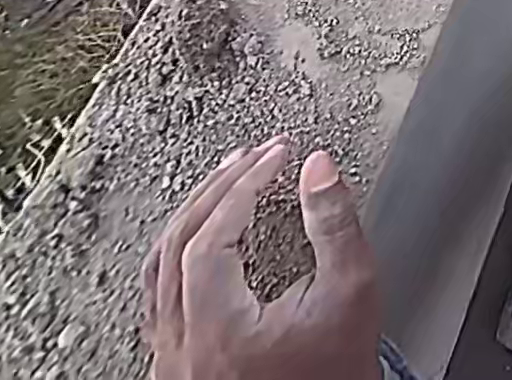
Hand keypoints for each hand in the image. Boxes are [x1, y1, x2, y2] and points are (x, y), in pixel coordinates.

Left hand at [145, 138, 380, 379]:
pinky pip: (159, 290)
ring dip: (198, 209)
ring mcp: (172, 359)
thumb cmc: (336, 370)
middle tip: (256, 155)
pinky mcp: (177, 363)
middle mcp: (182, 348)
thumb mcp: (352, 290)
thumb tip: (318, 165)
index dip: (247, 183)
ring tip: (230, 176)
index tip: (278, 154)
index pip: (214, 234)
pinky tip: (206, 227)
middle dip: (222, 186)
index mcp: (219, 331)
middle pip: (180, 243)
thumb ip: (335, 223)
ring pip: (161, 265)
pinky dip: (183, 244)